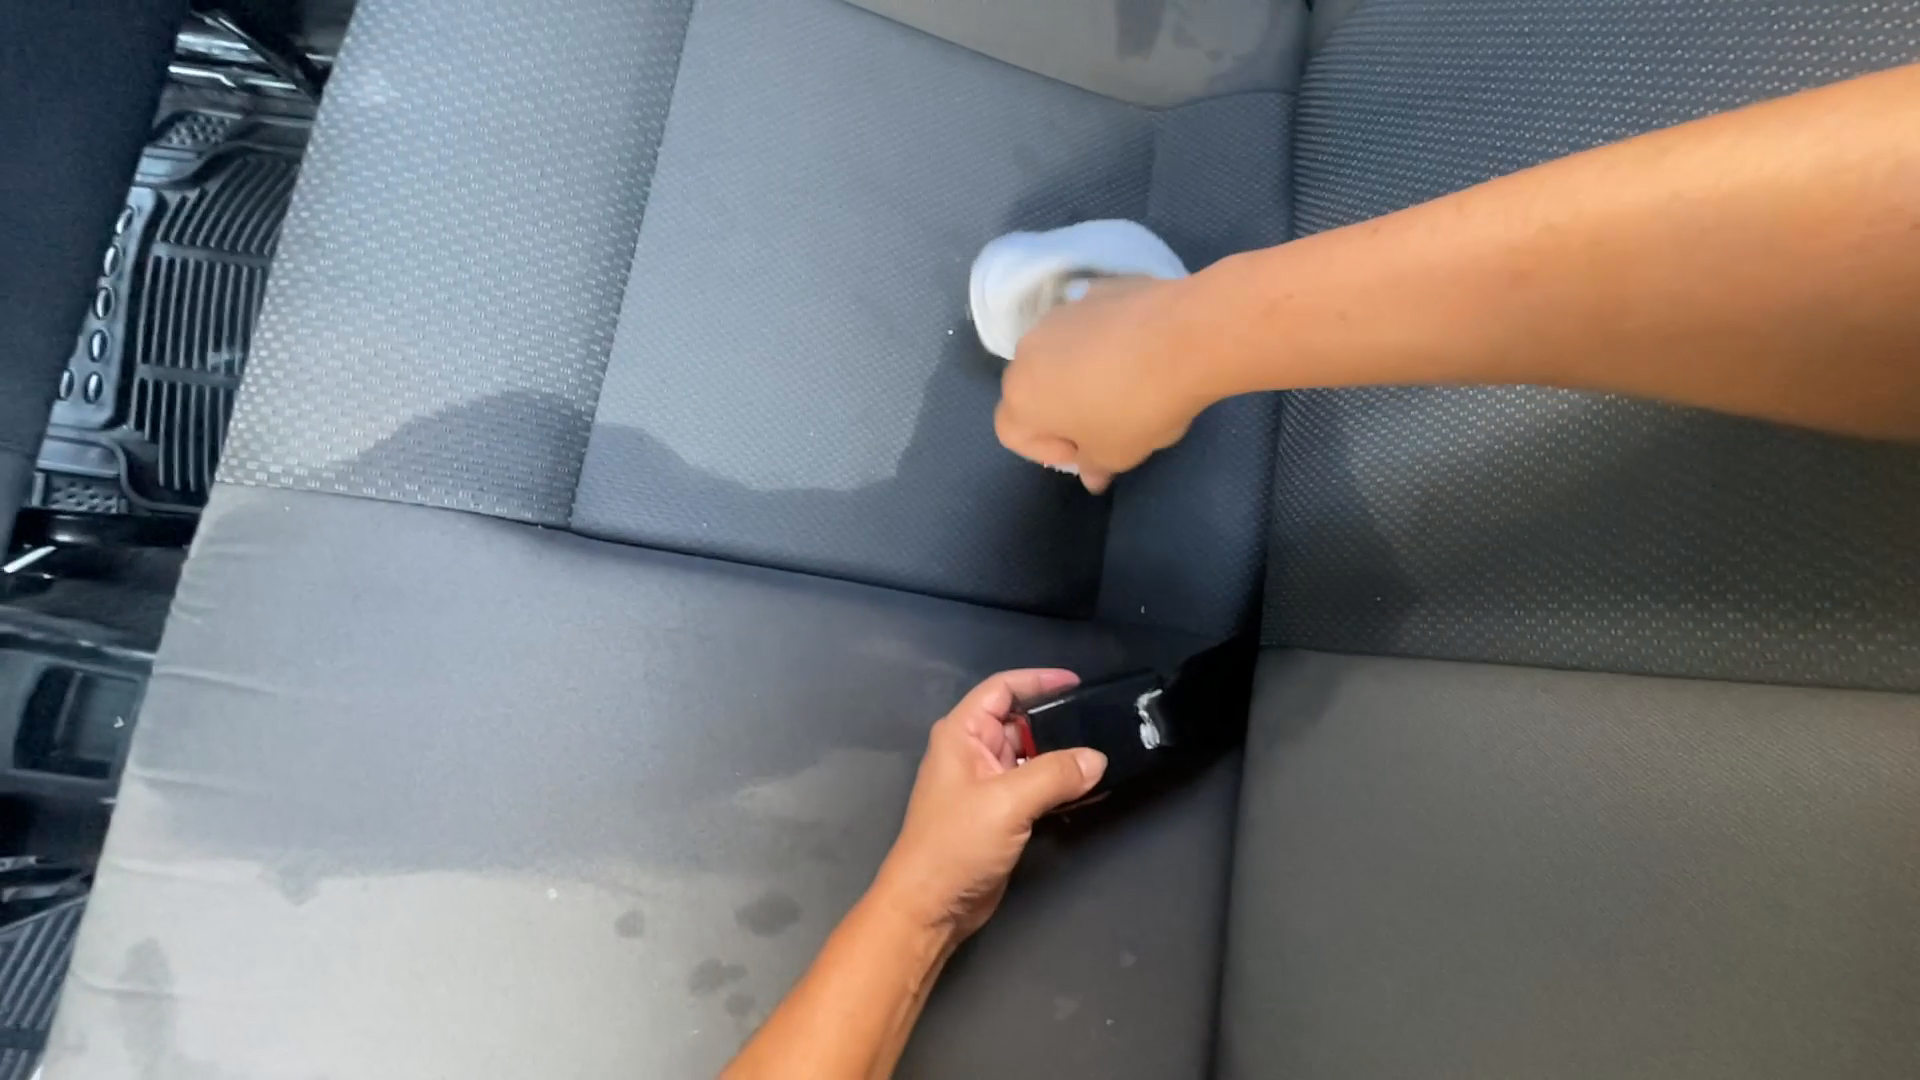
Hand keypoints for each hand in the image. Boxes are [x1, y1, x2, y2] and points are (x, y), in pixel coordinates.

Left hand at [873, 670, 1107, 941]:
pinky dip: (1059, 784)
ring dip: (1062, 756)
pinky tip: (1089, 788)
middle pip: (1020, 721)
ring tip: (1104, 752)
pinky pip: (1034, 785)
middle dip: (1058, 720)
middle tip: (1101, 721)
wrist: (930, 907)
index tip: (1078, 682)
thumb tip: (1096, 759)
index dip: (1038, 680)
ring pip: (1030, 755)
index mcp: (962, 733)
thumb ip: (1054, 775)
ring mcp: (986, 782)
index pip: (1002, 689)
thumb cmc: (956, 844)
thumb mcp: (1007, 802)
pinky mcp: (999, 812)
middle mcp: (973, 750)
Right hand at [994, 277, 1215, 493]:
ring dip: (1079, 373)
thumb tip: (1092, 476)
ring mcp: (1058, 315)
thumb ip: (1094, 465)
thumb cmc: (1137, 408)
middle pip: (1032, 390)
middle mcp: (1027, 352)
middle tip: (1104, 422)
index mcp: (1022, 398)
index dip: (1047, 450)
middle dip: (1060, 410)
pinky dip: (1104, 342)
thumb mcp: (1117, 454)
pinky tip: (1140, 352)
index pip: (1012, 433)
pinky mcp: (1093, 290)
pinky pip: (1088, 327)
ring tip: (1125, 383)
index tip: (1085, 452)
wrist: (1186, 337)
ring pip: (1058, 354)